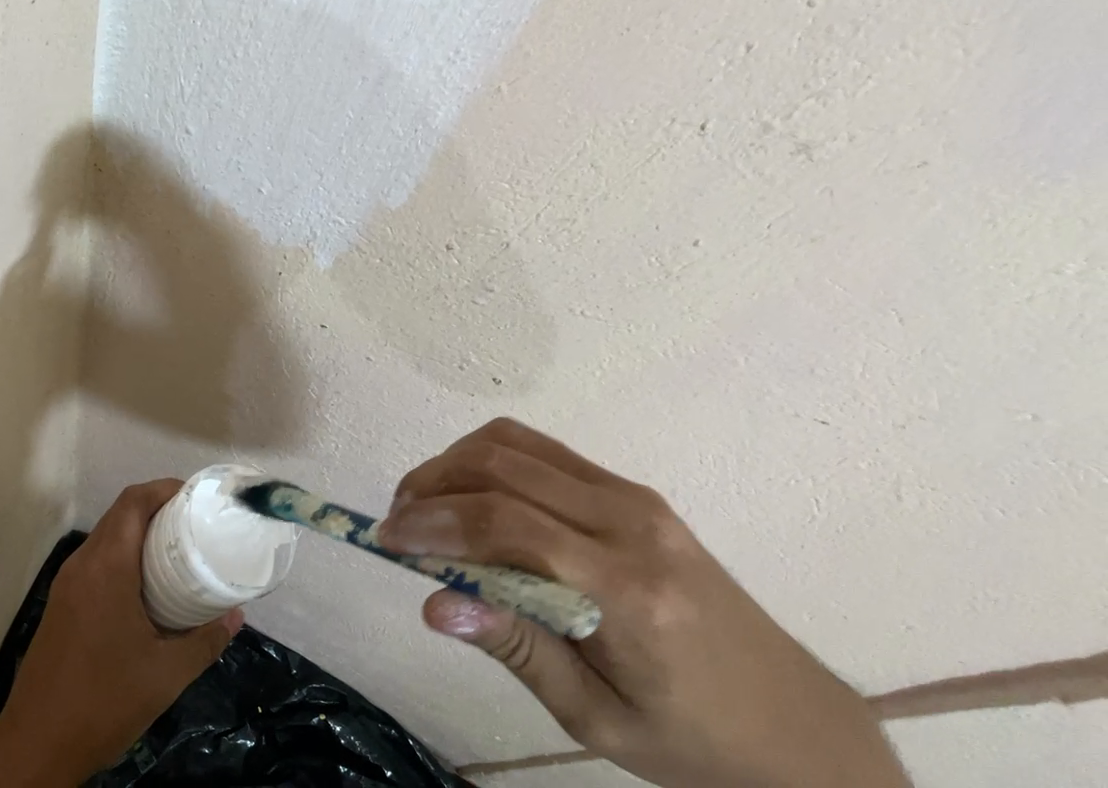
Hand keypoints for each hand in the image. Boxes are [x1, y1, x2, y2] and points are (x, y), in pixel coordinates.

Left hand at [0, 480, 243, 786]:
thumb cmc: (105, 701)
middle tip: (197, 522)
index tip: (198, 497)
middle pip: (120, 514)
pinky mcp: (61, 604)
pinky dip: (124, 557)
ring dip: (139, 533)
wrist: (38, 742)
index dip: (164, 488)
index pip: (133, 503)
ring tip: (179, 550)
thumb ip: (205, 640)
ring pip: (106, 537)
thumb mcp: (167, 674)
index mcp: (106, 568)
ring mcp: (67, 584)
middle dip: (158, 508)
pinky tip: (148, 585)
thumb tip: (236, 615)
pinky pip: (96, 561)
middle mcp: (82, 565)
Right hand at [377, 419, 910, 787]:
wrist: (797, 726)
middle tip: (397, 521)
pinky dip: (491, 462)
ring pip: (518, 444)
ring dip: (456, 463)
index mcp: (626, 589)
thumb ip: (515, 648)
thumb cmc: (692, 739)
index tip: (386, 537)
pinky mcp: (637, 495)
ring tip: (424, 507)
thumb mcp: (596, 718)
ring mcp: (637, 499)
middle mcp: (632, 523)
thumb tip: (434, 602)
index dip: (433, 521)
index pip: (506, 524)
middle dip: (432, 482)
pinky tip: (473, 499)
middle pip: (502, 465)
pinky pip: (544, 453)